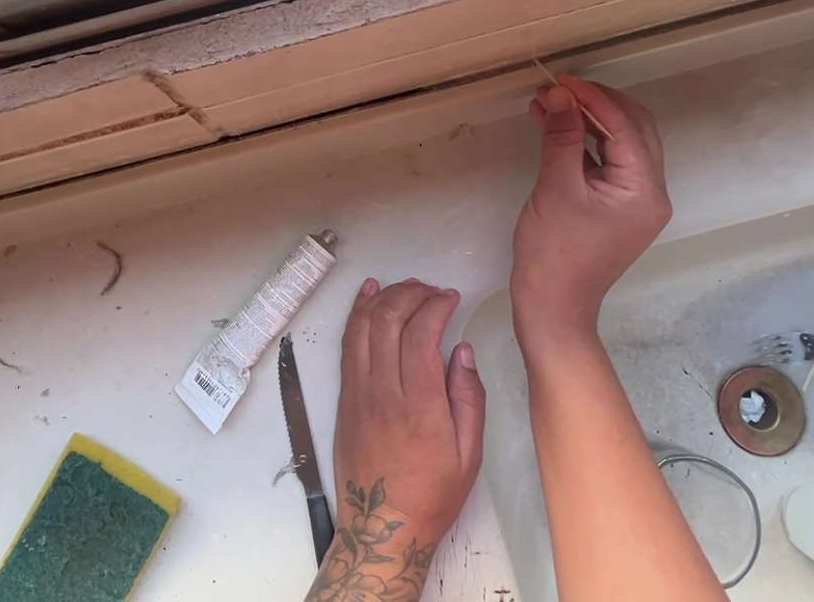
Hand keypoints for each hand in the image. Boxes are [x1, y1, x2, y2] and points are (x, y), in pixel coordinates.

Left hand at [308, 279, 484, 601]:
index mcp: (419, 405)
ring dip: (384, 297)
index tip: (451, 297)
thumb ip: (468, 398)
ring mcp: (358, 391)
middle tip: (432, 290)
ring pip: (363, 326)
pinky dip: (357, 312)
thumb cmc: (432, 494)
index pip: (421, 334)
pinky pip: (347, 343)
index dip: (436, 306)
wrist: (381, 527)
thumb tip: (461, 350)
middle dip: (411, 294)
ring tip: (406, 286)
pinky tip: (368, 294)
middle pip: (389, 321)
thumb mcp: (468, 455)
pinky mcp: (344, 395)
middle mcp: (383, 391)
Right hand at [511, 76, 670, 339]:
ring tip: (547, 102)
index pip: (625, 127)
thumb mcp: (556, 188)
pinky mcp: (615, 205)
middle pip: (632, 129)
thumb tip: (561, 94)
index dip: (593, 98)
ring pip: (618, 142)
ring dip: (586, 120)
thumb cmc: (554, 250)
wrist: (552, 304)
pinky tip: (552, 126)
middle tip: (556, 89)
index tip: (560, 80)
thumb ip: (562, 137)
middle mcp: (650, 191)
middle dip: (594, 103)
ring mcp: (634, 199)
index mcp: (645, 189)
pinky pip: (605, 161)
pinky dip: (582, 141)